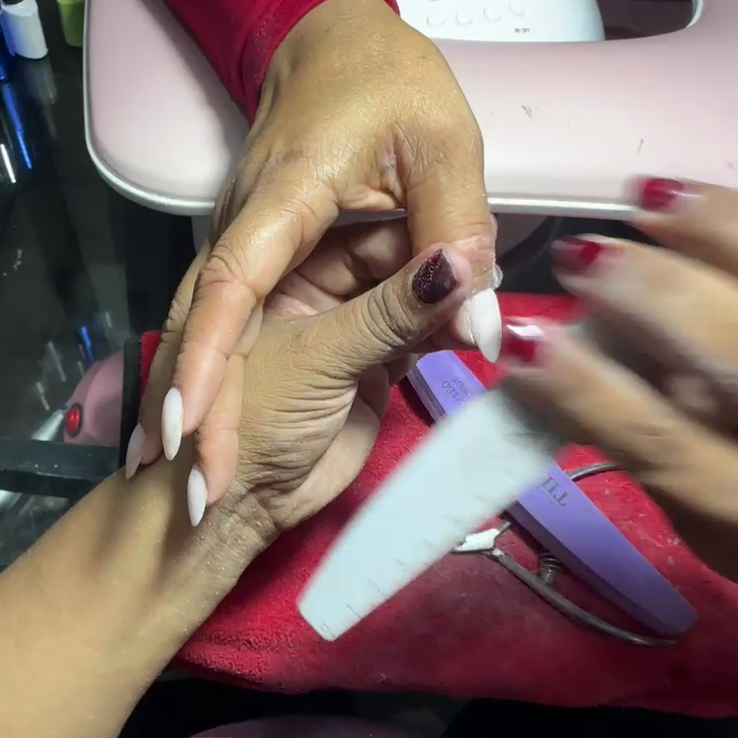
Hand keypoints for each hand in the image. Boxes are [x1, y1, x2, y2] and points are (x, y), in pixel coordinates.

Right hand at [133, 0, 499, 509]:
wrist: (328, 46)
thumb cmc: (384, 85)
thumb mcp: (439, 151)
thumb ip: (458, 235)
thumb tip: (482, 332)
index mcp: (282, 199)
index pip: (232, 287)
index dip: (204, 362)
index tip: (184, 434)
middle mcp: (243, 231)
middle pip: (205, 329)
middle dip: (183, 411)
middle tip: (186, 486)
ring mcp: (239, 249)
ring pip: (211, 335)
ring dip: (189, 406)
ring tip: (175, 475)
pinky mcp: (255, 267)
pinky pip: (232, 327)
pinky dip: (207, 381)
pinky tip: (196, 438)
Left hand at [167, 240, 481, 534]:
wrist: (248, 502)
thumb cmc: (258, 420)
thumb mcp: (319, 357)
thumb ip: (387, 313)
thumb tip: (460, 264)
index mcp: (281, 272)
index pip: (357, 236)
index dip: (412, 234)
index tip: (467, 234)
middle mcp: (316, 290)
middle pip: (390, 264)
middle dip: (436, 270)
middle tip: (488, 272)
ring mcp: (347, 330)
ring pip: (408, 302)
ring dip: (446, 305)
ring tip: (488, 305)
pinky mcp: (372, 368)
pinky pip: (416, 339)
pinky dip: (444, 336)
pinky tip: (475, 331)